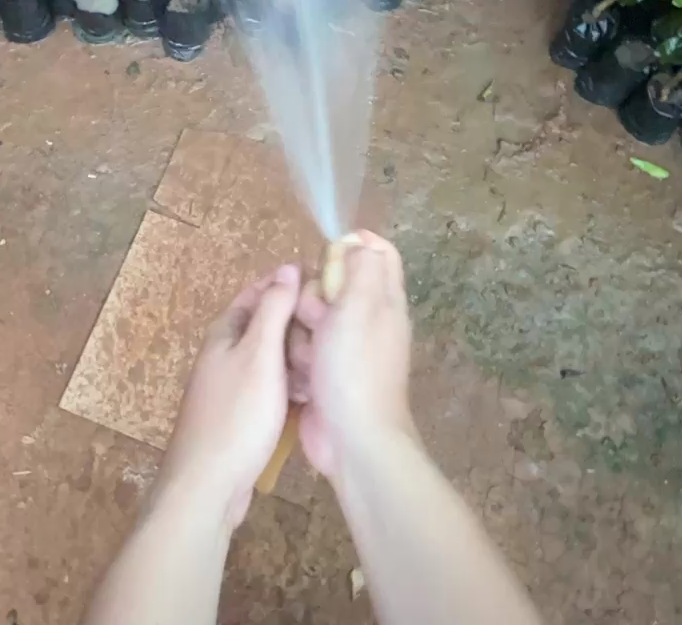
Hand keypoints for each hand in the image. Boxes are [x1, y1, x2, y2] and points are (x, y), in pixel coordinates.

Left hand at [153, 264, 301, 529]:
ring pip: (273, 356)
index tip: (327, 288)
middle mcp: (226, 351)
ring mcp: (233, 382)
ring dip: (298, 357)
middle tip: (330, 332)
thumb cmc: (237, 415)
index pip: (260, 290)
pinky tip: (311, 396)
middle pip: (268, 322)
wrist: (208, 486)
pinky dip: (291, 385)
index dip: (290, 284)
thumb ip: (274, 309)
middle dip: (298, 324)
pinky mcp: (242, 411)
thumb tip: (287, 267)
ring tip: (324, 365)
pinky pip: (272, 385)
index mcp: (226, 330)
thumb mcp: (260, 354)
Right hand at [288, 230, 416, 479]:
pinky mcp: (325, 371)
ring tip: (307, 356)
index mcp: (384, 299)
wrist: (353, 440)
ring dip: (301, 331)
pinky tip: (300, 375)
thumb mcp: (360, 306)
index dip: (353, 244)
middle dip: (314, 295)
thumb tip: (357, 242)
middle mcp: (367, 318)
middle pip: (332, 283)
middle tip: (315, 316)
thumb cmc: (356, 367)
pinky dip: (297, 357)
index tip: (325, 253)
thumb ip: (360, 267)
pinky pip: (302, 346)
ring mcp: (345, 347)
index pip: (377, 252)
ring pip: (310, 315)